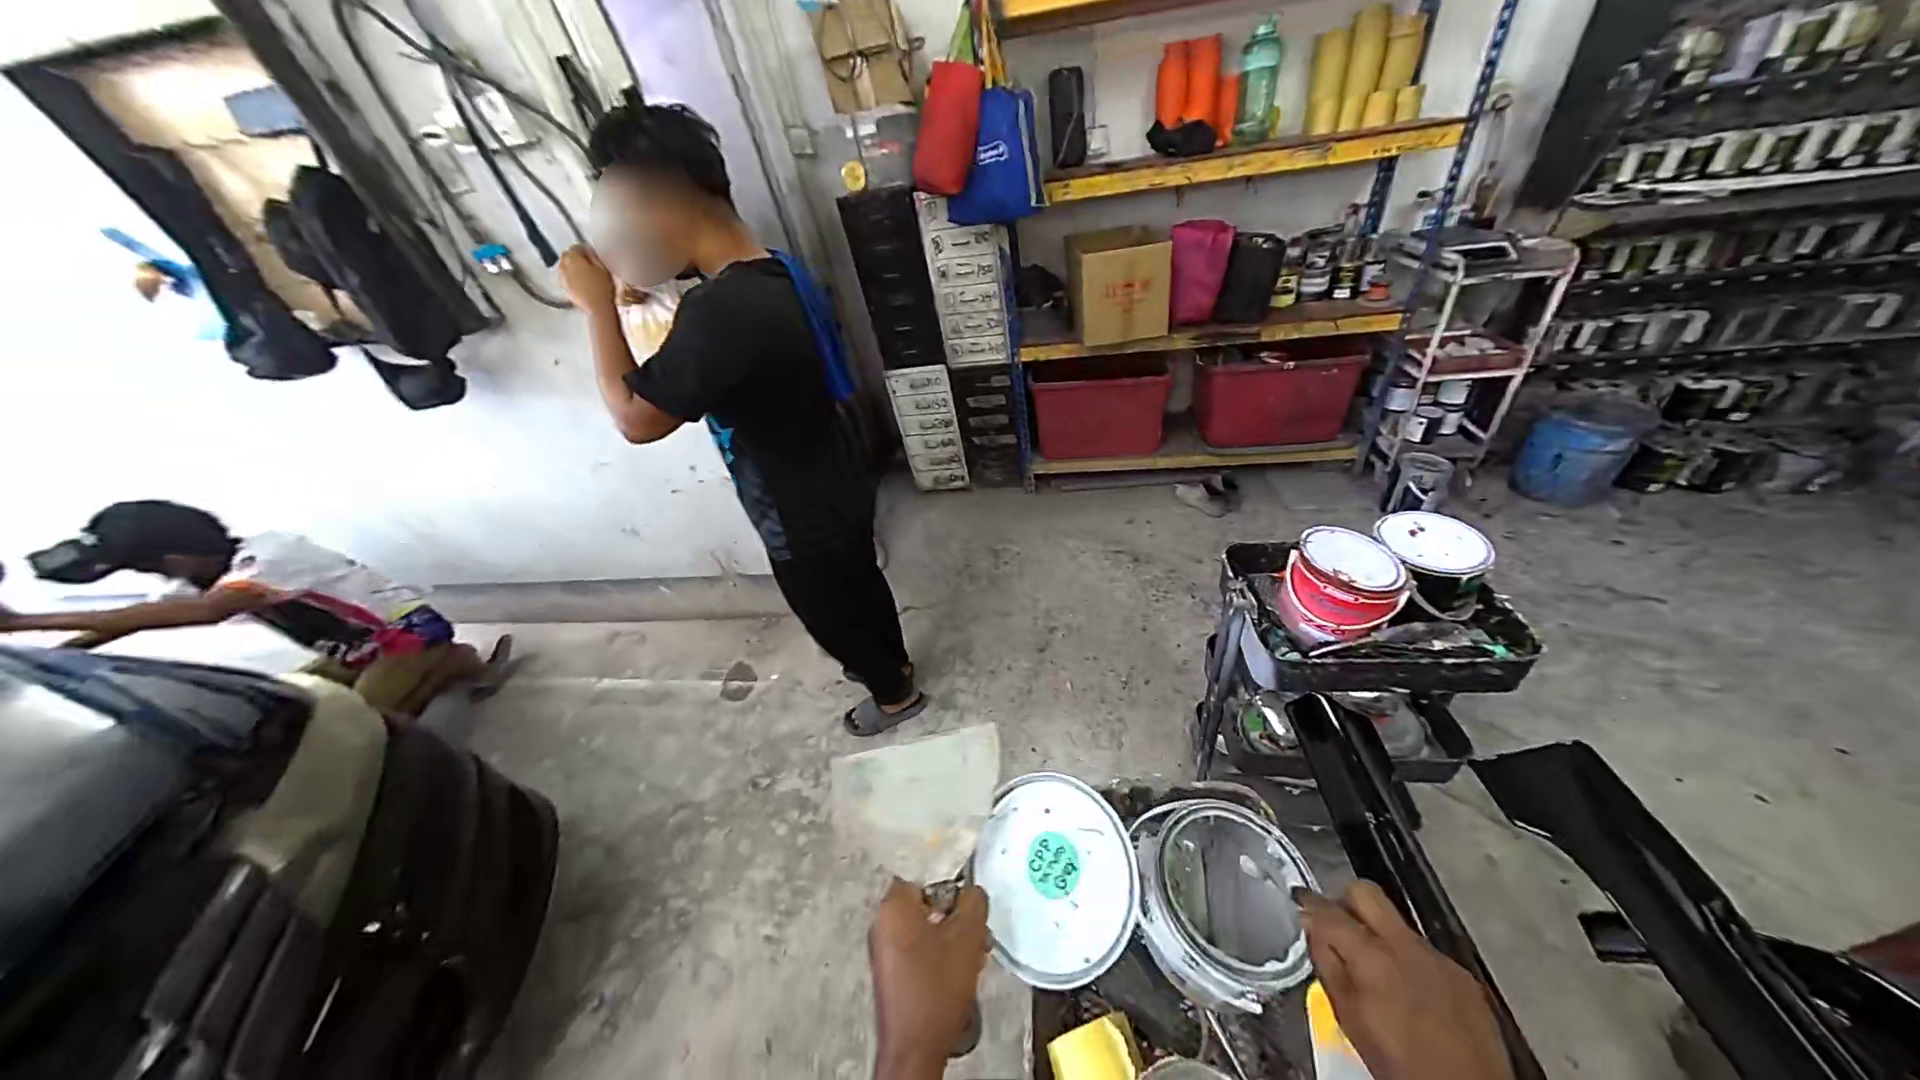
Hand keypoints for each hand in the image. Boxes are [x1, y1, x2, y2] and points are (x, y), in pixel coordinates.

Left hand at [559, 244, 616, 314]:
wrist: (597, 308)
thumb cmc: (603, 287)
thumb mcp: (603, 269)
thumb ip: (594, 257)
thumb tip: (588, 251)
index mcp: (573, 257)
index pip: (576, 247)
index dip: (585, 250)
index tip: (592, 255)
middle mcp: (564, 264)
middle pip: (567, 256)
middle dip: (575, 257)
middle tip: (586, 264)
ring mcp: (562, 276)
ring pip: (564, 266)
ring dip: (571, 267)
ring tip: (583, 274)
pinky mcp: (564, 287)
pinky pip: (566, 277)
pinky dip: (571, 277)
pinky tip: (580, 283)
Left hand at [868, 878, 988, 1078]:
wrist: (915, 1046)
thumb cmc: (938, 985)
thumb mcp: (967, 937)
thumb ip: (973, 903)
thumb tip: (972, 890)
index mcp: (892, 906)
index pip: (919, 871)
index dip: (946, 876)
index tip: (967, 888)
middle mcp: (882, 922)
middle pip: (924, 901)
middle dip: (954, 912)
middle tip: (977, 926)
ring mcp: (884, 949)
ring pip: (924, 926)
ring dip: (951, 934)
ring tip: (976, 951)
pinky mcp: (892, 971)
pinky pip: (918, 946)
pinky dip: (939, 951)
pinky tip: (962, 968)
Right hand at [1298, 882, 1514, 1079]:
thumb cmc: (1400, 1063)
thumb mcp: (1347, 1015)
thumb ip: (1327, 963)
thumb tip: (1314, 931)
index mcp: (1372, 956)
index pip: (1328, 909)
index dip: (1308, 902)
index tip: (1300, 902)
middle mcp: (1407, 947)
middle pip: (1366, 892)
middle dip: (1345, 901)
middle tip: (1337, 924)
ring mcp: (1439, 959)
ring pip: (1397, 922)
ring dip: (1378, 933)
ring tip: (1373, 967)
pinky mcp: (1464, 976)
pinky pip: (1425, 951)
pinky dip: (1409, 960)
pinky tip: (1409, 990)